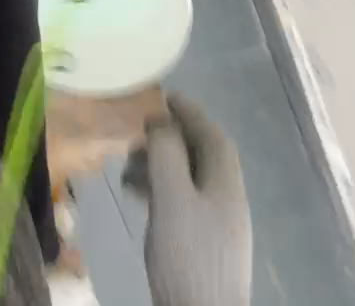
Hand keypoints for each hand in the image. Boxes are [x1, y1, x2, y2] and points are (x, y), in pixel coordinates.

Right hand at [122, 94, 251, 305]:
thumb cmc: (186, 256)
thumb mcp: (172, 198)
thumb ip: (167, 154)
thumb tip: (161, 122)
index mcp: (226, 187)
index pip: (214, 137)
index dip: (191, 114)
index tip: (165, 97)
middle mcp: (227, 203)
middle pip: (201, 157)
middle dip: (170, 139)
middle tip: (137, 135)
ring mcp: (216, 227)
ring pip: (189, 180)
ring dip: (160, 165)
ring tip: (128, 169)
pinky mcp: (201, 247)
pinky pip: (181, 203)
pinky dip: (159, 190)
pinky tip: (138, 198)